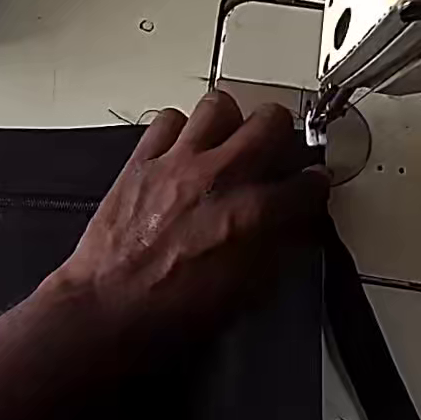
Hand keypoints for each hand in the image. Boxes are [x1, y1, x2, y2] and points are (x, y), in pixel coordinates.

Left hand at [41, 90, 327, 341]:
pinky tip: (180, 151)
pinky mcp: (140, 162)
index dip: (313, 187)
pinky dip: (179, 131)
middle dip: (281, 136)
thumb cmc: (165, 313)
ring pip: (219, 106)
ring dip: (229, 123)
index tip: (309, 188)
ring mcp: (177, 164)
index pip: (306, 183)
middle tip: (273, 153)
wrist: (106, 310)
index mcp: (250, 216)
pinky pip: (168, 120)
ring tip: (225, 143)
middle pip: (272, 122)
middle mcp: (218, 179)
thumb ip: (274, 255)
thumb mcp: (240, 297)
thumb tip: (289, 232)